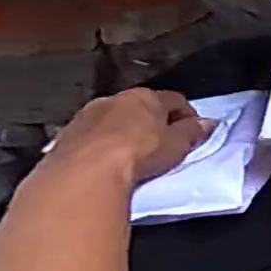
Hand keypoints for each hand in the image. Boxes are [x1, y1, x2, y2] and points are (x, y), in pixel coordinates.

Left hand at [43, 88, 211, 183]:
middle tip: (163, 144)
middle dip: (153, 122)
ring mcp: (86, 116)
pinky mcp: (64, 136)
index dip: (187, 116)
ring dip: (125, 132)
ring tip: (133, 155)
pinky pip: (92, 136)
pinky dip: (102, 144)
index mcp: (146, 96)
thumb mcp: (178, 144)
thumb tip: (206, 123)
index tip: (192, 133)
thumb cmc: (140, 152)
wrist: (84, 174)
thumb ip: (193, 131)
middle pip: (142, 108)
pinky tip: (107, 162)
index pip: (176, 100)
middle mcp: (114, 99)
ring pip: (114, 120)